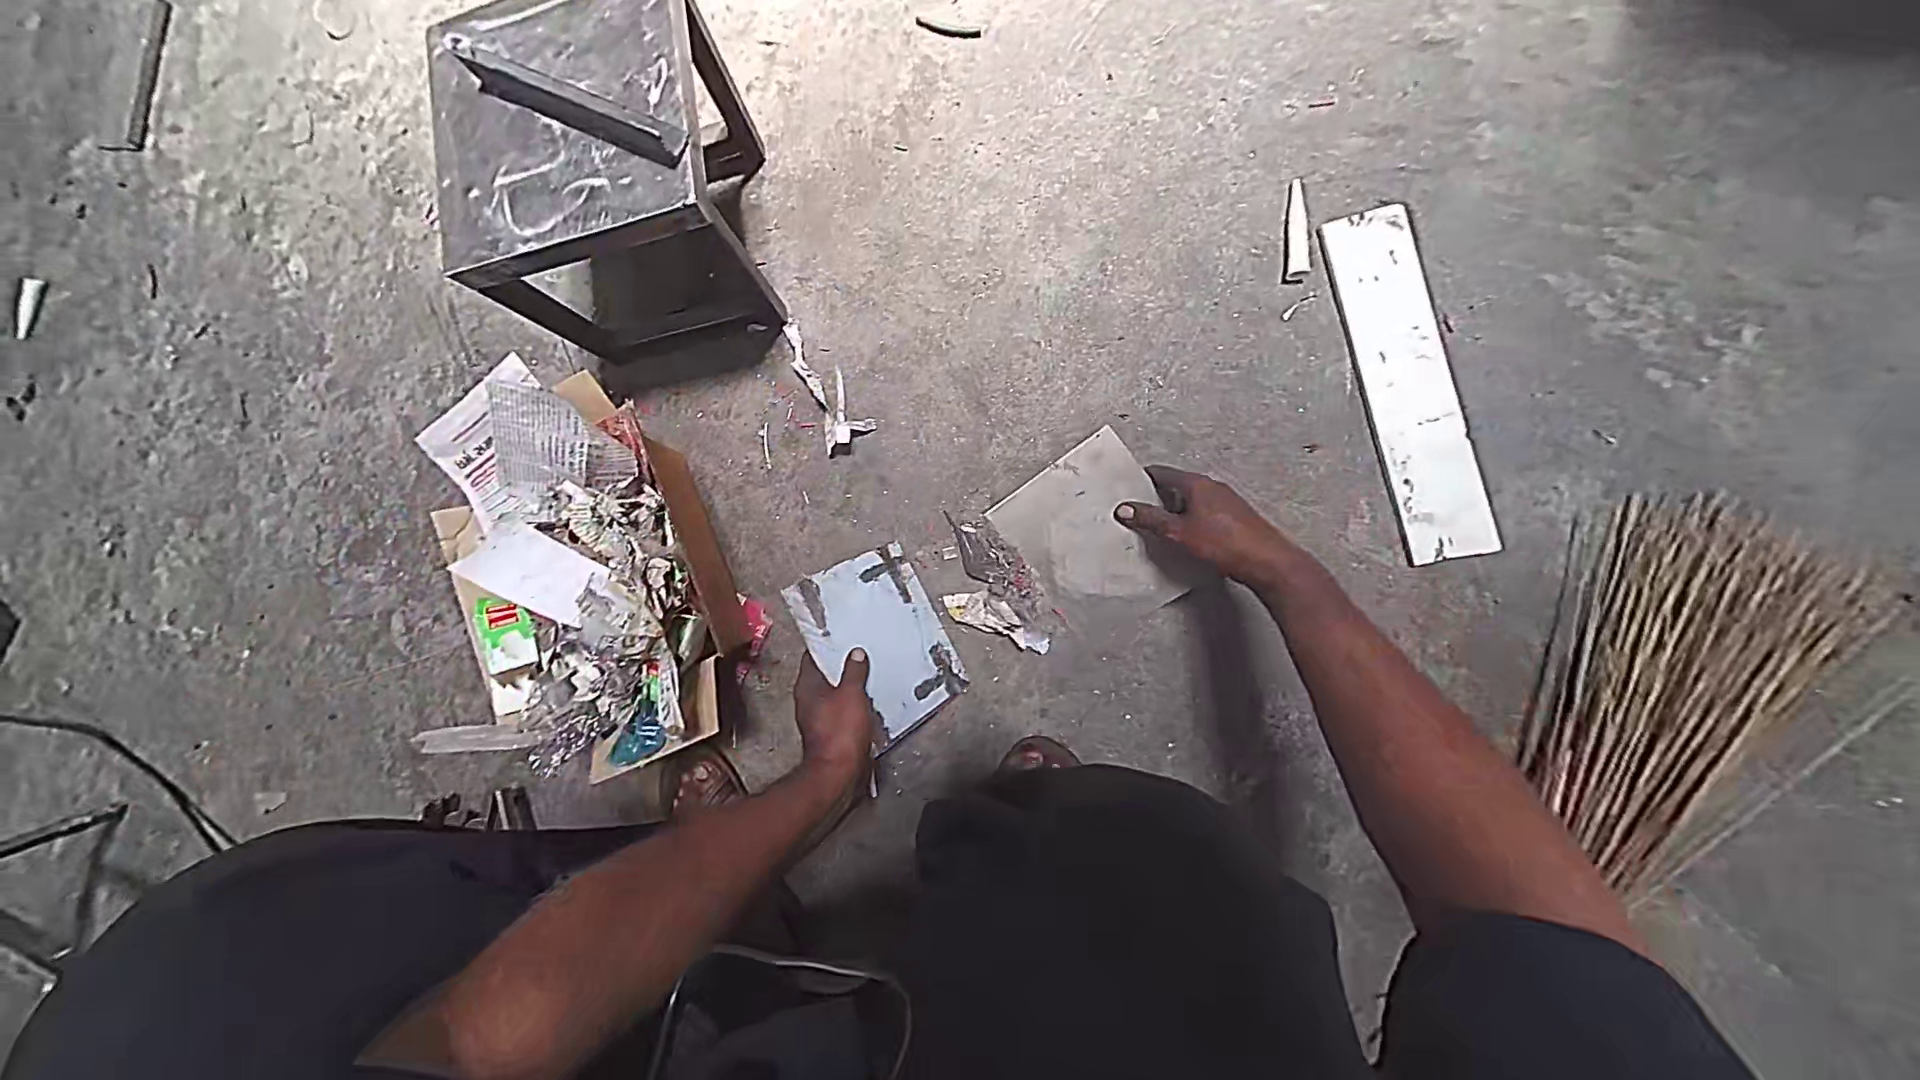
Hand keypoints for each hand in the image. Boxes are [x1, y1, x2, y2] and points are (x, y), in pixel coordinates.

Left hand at [793, 650, 880, 794]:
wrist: (840, 772)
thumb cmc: (839, 733)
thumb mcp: (852, 693)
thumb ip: (854, 671)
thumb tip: (856, 655)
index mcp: (807, 686)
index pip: (812, 657)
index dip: (825, 645)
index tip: (839, 636)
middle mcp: (809, 701)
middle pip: (824, 674)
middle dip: (840, 665)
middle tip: (858, 652)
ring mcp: (819, 717)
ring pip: (834, 692)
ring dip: (849, 685)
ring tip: (866, 674)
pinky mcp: (832, 730)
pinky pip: (843, 709)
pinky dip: (854, 703)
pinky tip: (867, 700)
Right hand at [1114, 466, 1299, 586]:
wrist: (1266, 562)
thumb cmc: (1228, 543)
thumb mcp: (1178, 532)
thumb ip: (1150, 519)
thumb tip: (1127, 509)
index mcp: (1197, 483)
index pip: (1161, 473)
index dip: (1142, 480)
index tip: (1129, 489)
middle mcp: (1213, 488)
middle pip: (1175, 486)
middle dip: (1156, 498)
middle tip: (1140, 512)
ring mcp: (1225, 502)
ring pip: (1190, 501)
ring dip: (1174, 512)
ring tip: (1162, 528)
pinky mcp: (1233, 518)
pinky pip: (1203, 513)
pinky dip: (1189, 521)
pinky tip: (1187, 538)